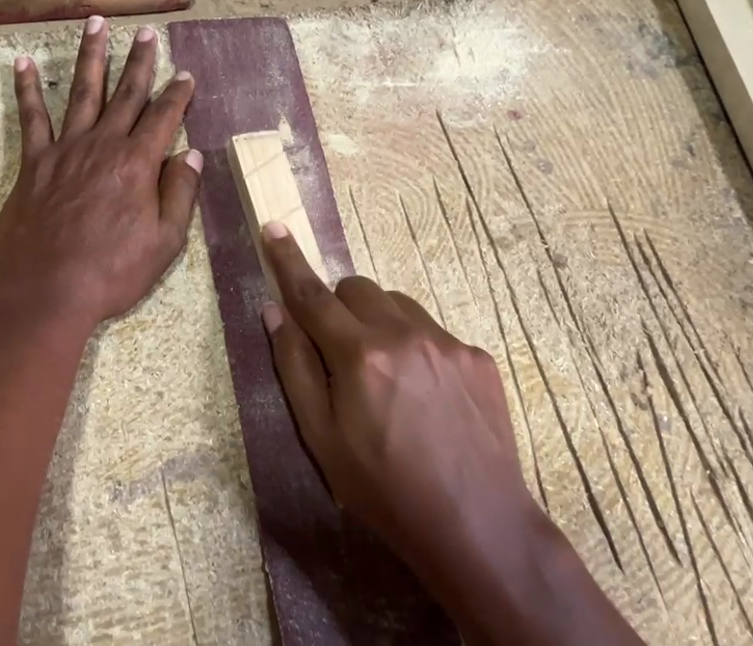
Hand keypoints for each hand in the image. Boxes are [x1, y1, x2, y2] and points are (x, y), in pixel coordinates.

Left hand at [0, 16, 200, 332]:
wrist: (46, 291)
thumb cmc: (111, 273)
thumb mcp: (163, 243)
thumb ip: (179, 195)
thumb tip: (191, 156)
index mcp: (137, 164)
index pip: (164, 118)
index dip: (178, 94)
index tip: (186, 73)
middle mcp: (102, 146)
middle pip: (125, 94)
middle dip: (139, 62)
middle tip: (148, 33)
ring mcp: (65, 150)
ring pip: (82, 92)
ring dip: (91, 56)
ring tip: (96, 24)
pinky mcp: (34, 163)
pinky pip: (31, 117)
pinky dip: (27, 88)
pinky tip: (23, 62)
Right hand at [258, 224, 537, 585]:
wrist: (477, 525)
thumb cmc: (383, 488)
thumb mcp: (320, 437)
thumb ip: (295, 367)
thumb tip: (275, 311)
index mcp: (358, 355)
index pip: (312, 294)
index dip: (288, 260)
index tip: (274, 228)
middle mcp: (403, 335)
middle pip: (356, 288)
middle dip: (339, 307)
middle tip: (339, 354)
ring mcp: (447, 343)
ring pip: (396, 304)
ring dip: (378, 323)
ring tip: (386, 378)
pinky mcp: (478, 358)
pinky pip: (432, 331)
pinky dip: (415, 347)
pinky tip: (425, 396)